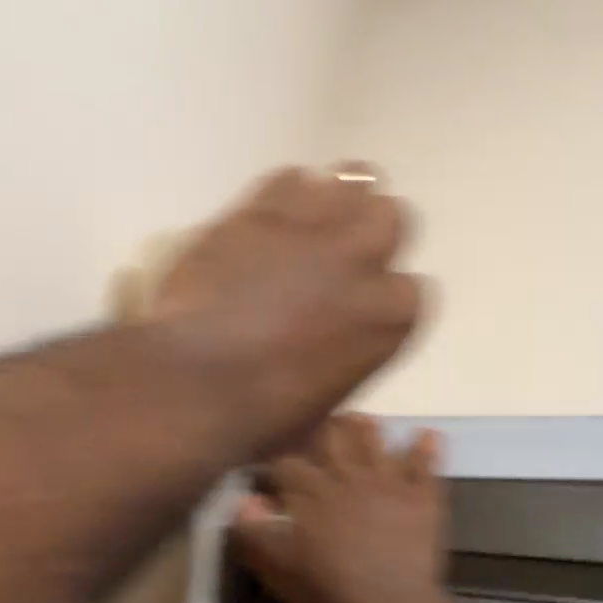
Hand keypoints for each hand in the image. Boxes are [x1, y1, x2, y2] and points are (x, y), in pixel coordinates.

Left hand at [143, 164, 424, 456]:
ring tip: (300, 225)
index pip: (407, 291)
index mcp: (394, 318)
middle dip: (361, 238)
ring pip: (353, 180)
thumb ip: (338, 396)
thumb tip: (349, 414)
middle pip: (388, 221)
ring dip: (332, 200)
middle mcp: (368, 261)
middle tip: (323, 259)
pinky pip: (288, 179)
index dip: (373, 296)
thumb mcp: (314, 423)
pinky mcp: (264, 211)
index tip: (346, 306)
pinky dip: (278, 197)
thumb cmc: (258, 419)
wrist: (196, 385)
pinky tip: (258, 223)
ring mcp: (318, 228)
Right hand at [230, 414, 448, 602]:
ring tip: (360, 421)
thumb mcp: (269, 560)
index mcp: (307, 488)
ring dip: (367, 429)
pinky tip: (426, 435)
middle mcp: (346, 474)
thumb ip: (249, 526)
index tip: (271, 463)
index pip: (286, 460)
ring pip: (375, 442)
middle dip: (321, 428)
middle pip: (331, 438)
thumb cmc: (321, 585)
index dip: (276, 459)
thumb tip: (244, 498)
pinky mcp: (422, 498)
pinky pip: (426, 465)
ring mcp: (387, 483)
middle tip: (317, 421)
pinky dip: (426, 447)